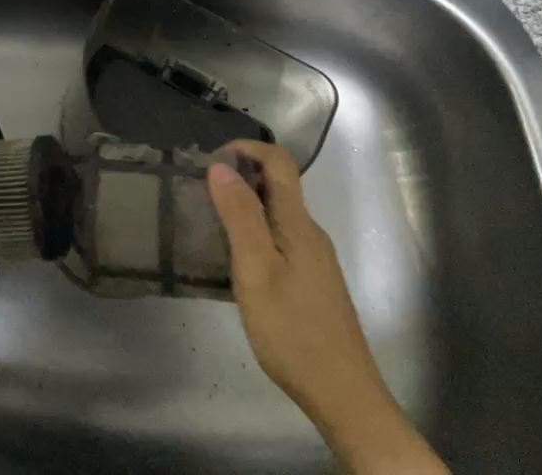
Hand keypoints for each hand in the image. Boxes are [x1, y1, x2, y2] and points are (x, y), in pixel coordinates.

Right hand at [208, 139, 447, 474]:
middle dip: (240, 178)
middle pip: (279, 187)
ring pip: (278, 217)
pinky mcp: (312, 283)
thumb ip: (240, 217)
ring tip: (208, 225)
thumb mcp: (256, 271)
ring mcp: (315, 260)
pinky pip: (281, 241)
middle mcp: (311, 234)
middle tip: (198, 193)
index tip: (211, 157)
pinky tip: (235, 263)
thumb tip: (222, 166)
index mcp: (299, 224)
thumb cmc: (293, 331)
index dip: (248, 148)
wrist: (343, 394)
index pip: (280, 163)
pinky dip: (255, 235)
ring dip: (245, 208)